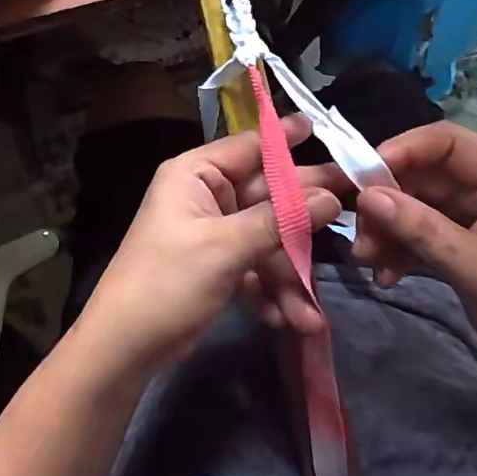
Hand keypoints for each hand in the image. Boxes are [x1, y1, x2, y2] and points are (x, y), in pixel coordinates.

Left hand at [72, 117, 340, 377]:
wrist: (124, 348)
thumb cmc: (167, 283)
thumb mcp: (225, 248)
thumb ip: (279, 221)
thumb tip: (329, 197)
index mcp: (196, 174)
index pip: (250, 146)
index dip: (287, 138)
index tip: (323, 127)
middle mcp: (205, 195)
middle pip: (267, 195)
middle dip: (303, 219)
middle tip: (353, 212)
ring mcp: (212, 231)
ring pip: (266, 238)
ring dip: (288, 275)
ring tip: (311, 314)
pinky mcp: (217, 264)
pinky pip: (254, 266)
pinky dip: (270, 291)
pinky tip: (286, 321)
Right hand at [352, 121, 476, 432]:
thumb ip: (421, 230)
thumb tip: (367, 197)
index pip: (446, 142)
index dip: (402, 150)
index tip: (362, 177)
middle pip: (423, 174)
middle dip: (387, 200)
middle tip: (359, 232)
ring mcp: (476, 216)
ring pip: (415, 203)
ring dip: (387, 228)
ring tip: (367, 259)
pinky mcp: (463, 242)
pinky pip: (419, 231)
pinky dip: (399, 248)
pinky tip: (385, 273)